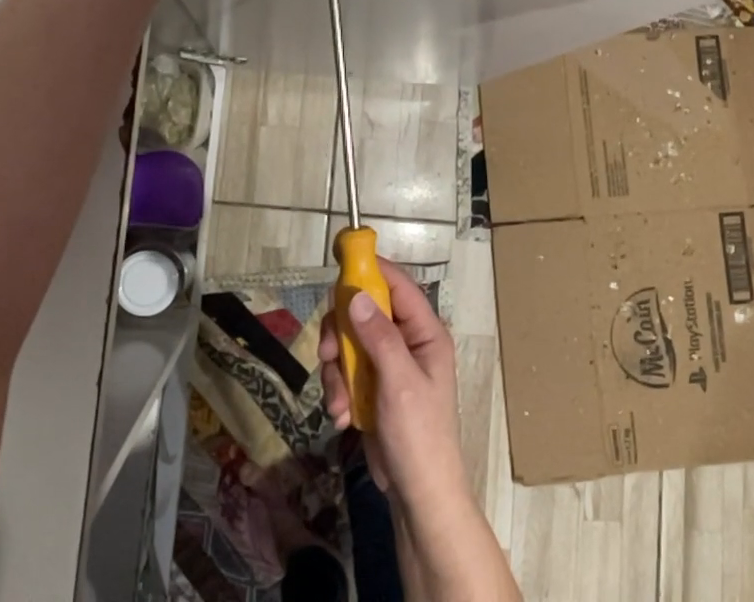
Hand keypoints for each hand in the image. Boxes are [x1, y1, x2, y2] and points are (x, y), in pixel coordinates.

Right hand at [319, 258, 469, 511]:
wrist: (418, 492)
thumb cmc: (418, 435)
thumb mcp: (400, 383)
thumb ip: (379, 338)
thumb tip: (359, 294)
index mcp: (425, 334)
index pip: (398, 286)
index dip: (371, 269)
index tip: (340, 261)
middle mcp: (407, 342)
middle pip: (364, 311)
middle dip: (340, 333)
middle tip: (328, 354)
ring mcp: (388, 365)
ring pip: (348, 342)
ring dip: (336, 371)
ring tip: (338, 402)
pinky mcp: (372, 387)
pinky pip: (344, 372)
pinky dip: (337, 390)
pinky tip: (342, 415)